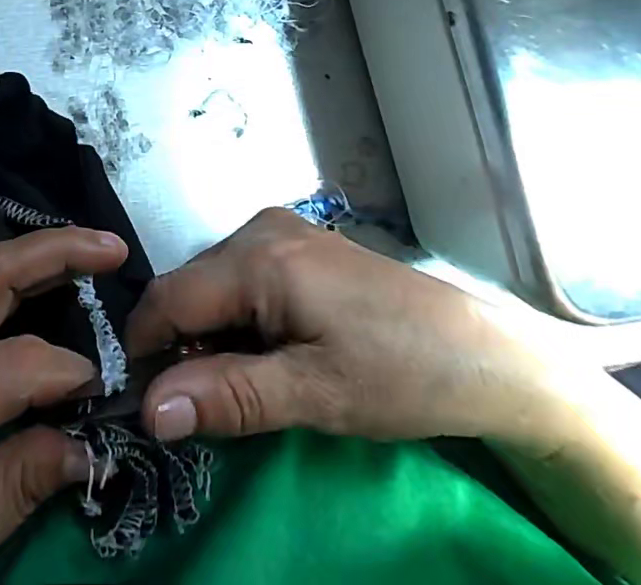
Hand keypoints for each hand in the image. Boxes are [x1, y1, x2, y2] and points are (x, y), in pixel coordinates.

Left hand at [0, 227, 129, 584]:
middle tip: (112, 246)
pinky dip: (14, 279)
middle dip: (53, 251)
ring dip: (35, 256)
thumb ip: (20, 483)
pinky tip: (48, 282)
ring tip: (92, 251)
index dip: (71, 372)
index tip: (110, 392)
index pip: (16, 364)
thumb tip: (89, 441)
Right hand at [127, 209, 572, 452]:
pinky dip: (236, 319)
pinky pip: (236, 278)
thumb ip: (227, 396)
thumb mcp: (315, 395)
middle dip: (184, 345)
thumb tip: (150, 411)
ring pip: (208, 285)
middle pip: (186, 290)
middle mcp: (256, 229)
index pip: (167, 299)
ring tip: (248, 379)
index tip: (147, 402)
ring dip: (211, 334)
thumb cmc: (406, 375)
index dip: (146, 349)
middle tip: (210, 401)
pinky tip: (269, 350)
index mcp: (257, 257)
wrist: (493, 357)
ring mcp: (276, 231)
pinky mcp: (292, 244)